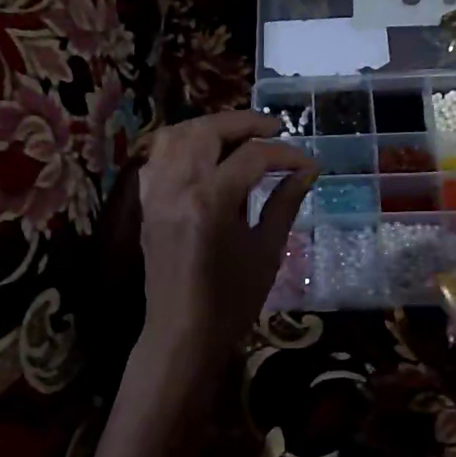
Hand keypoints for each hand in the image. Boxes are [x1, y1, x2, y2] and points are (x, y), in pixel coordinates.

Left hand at [138, 111, 316, 355]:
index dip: (286, 155)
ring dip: (209, 128)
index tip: (309, 163)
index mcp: (210, 201)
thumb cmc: (231, 301)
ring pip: (176, 136)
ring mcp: (155, 194)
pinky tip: (202, 157)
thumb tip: (306, 170)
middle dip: (244, 123)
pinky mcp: (146, 205)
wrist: (183, 333)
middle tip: (274, 130)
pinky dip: (180, 147)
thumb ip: (284, 204)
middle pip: (208, 130)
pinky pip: (157, 159)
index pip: (253, 156)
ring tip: (238, 137)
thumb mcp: (266, 252)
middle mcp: (177, 187)